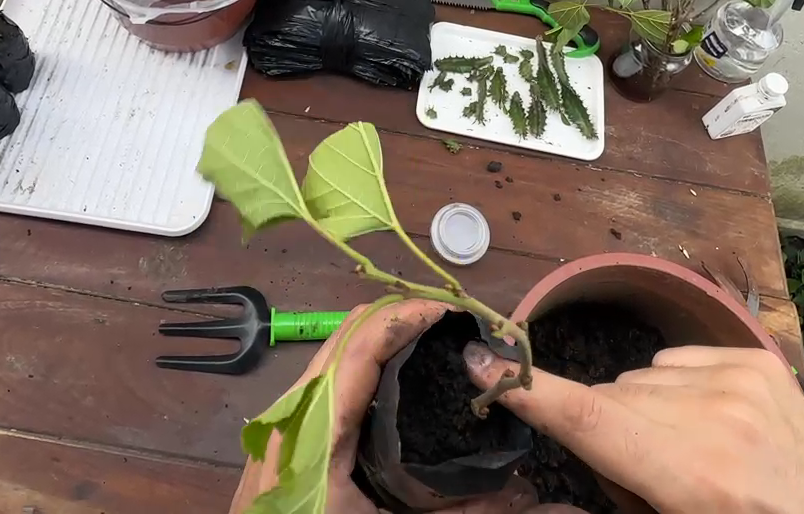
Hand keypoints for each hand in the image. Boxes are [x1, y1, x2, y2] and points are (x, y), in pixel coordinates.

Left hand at [230, 300, 542, 513]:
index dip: (404, 318)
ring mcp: (289, 412)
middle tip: (448, 320)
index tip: (449, 310)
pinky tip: (392, 369)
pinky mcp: (288, 426)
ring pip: (337, 346)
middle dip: (398, 315)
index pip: (361, 346)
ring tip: (428, 333)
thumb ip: (447, 510)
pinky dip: (363, 354)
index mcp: (318, 425)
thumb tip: (515, 491)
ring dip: (380, 330)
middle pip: (348, 333)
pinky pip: (329, 370)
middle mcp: (298, 404)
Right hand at [464, 342, 803, 513]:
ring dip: (646, 406)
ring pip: (642, 375)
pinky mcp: (758, 360)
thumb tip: (578, 426)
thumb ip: (616, 483)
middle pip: (612, 397)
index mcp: (692, 474)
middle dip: (611, 426)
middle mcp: (714, 415)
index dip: (531, 388)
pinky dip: (680, 387)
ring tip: (692, 449)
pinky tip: (715, 421)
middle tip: (648, 471)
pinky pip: (679, 359)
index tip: (479, 359)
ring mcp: (740, 379)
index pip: (588, 418)